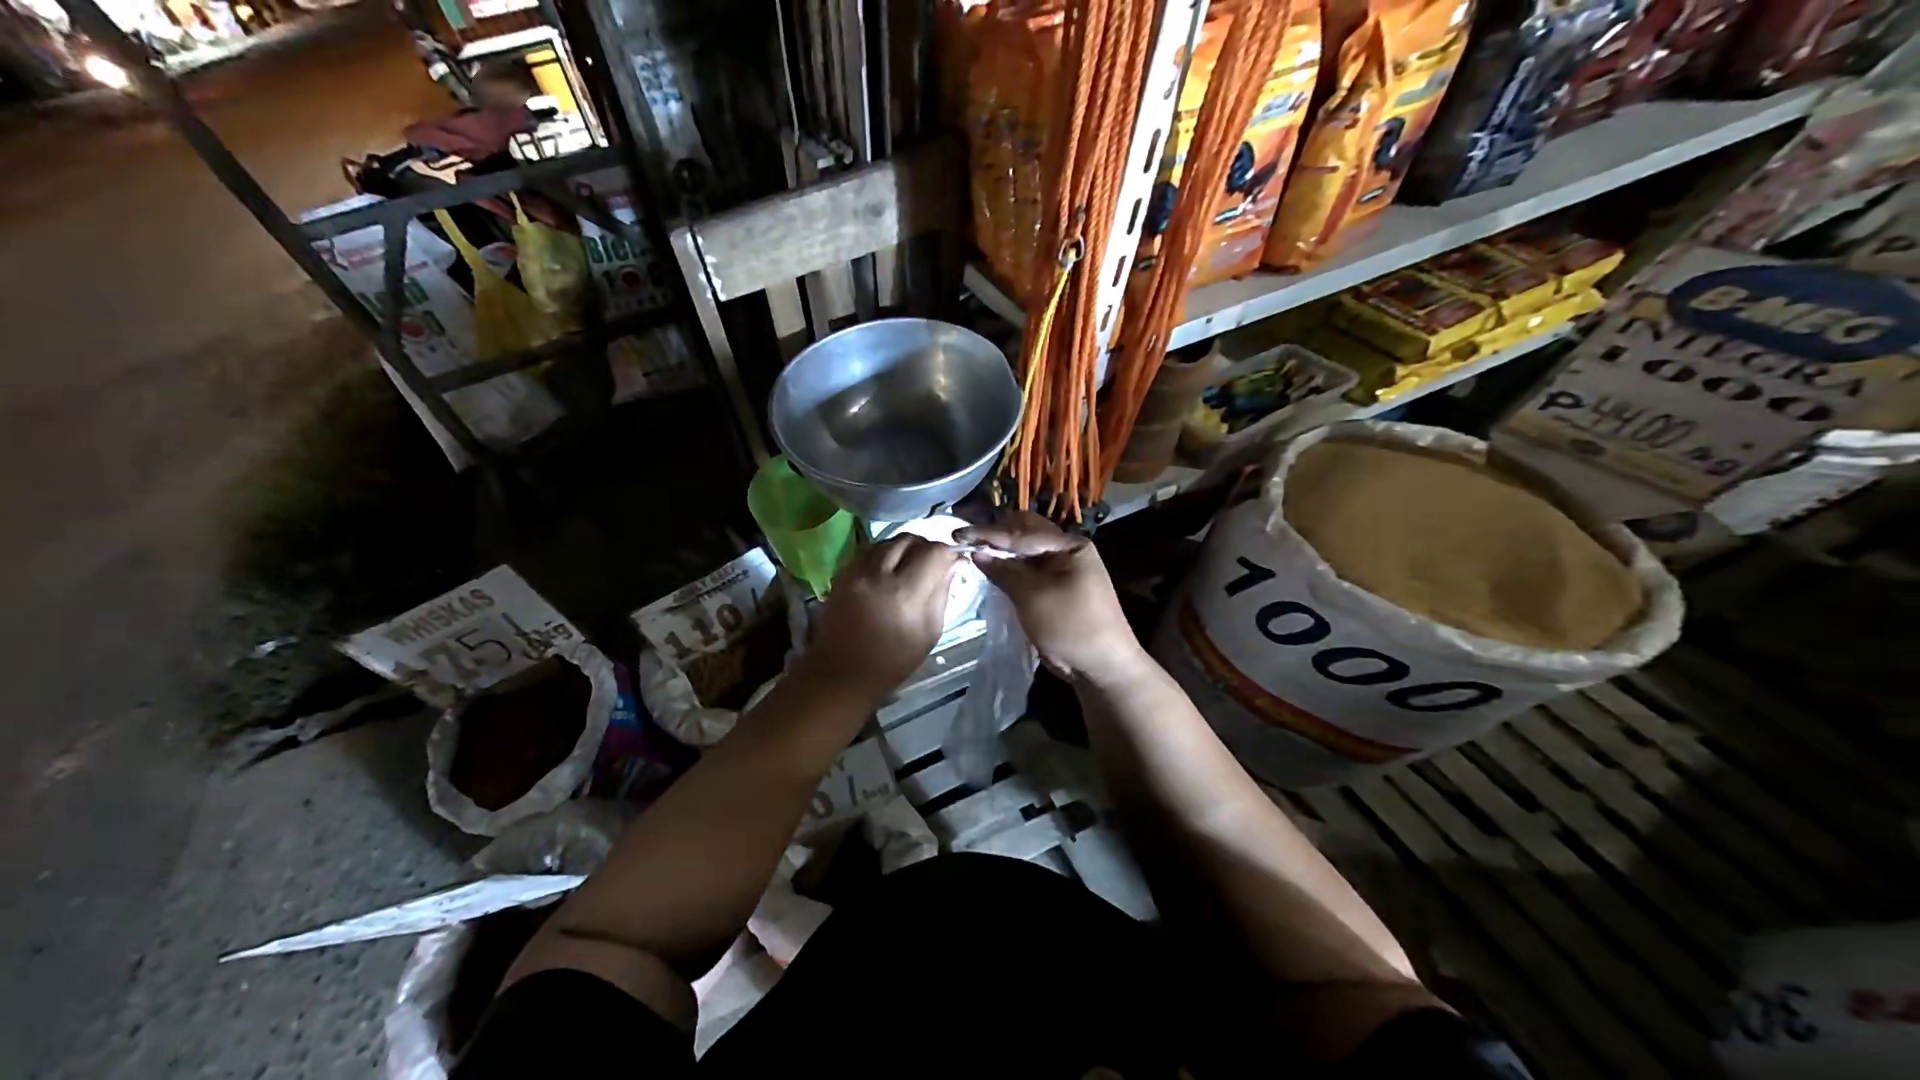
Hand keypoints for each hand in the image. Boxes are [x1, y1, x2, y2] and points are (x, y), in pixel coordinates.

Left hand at [802, 535, 958, 701]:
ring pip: (887, 541)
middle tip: (931, 562)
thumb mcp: (929, 632)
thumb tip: (953, 565)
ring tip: (909, 565)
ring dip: (904, 547)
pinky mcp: (841, 574)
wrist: (842, 673)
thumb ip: (942, 593)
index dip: (947, 553)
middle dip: (925, 546)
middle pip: (909, 539)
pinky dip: (883, 554)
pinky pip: (868, 551)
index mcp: (905, 593)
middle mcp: (879, 574)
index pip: (934, 551)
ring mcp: (856, 571)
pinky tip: (887, 571)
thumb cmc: (892, 661)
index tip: (952, 563)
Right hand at [956, 512, 1147, 684]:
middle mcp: (1067, 552)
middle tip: (967, 544)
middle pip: (1026, 535)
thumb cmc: (1071, 626)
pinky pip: (1029, 571)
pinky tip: (992, 573)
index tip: (957, 533)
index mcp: (1070, 546)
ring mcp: (1063, 571)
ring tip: (974, 556)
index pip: (1022, 532)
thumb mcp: (1033, 597)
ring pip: (1025, 554)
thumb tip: (978, 552)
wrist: (1102, 667)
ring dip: (1002, 554)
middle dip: (997, 537)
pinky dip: (1010, 571)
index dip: (988, 533)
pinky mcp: (1056, 589)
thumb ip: (1004, 571)